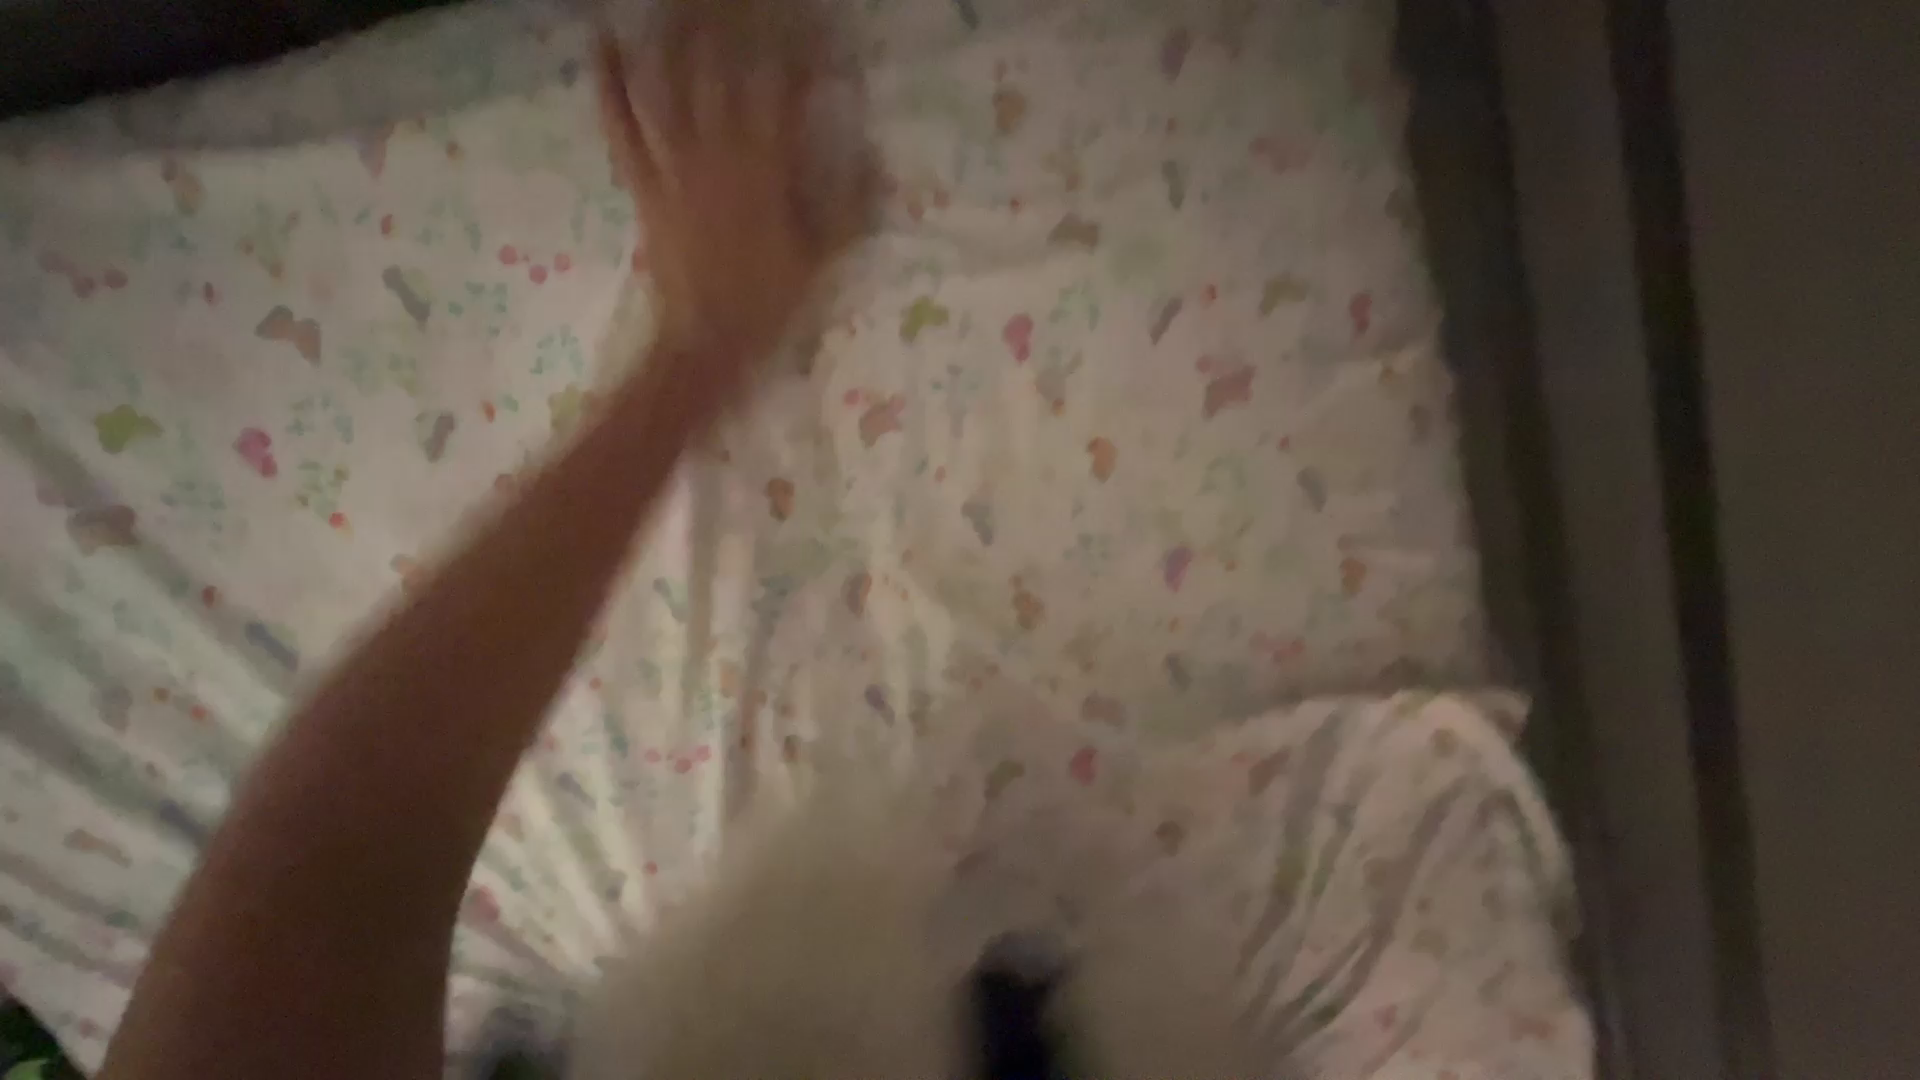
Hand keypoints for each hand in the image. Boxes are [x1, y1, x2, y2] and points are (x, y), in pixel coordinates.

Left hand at [595, 0, 874, 394]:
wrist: (708, 341)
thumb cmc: (770, 304)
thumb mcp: (822, 259)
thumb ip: (848, 205)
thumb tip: (874, 157)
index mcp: (767, 170)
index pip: (784, 91)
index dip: (800, 54)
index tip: (816, 34)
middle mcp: (718, 154)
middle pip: (721, 69)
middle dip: (733, 25)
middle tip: (742, 0)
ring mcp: (674, 166)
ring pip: (668, 84)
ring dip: (674, 34)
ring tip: (680, 1)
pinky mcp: (643, 183)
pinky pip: (621, 128)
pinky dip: (609, 85)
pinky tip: (603, 42)